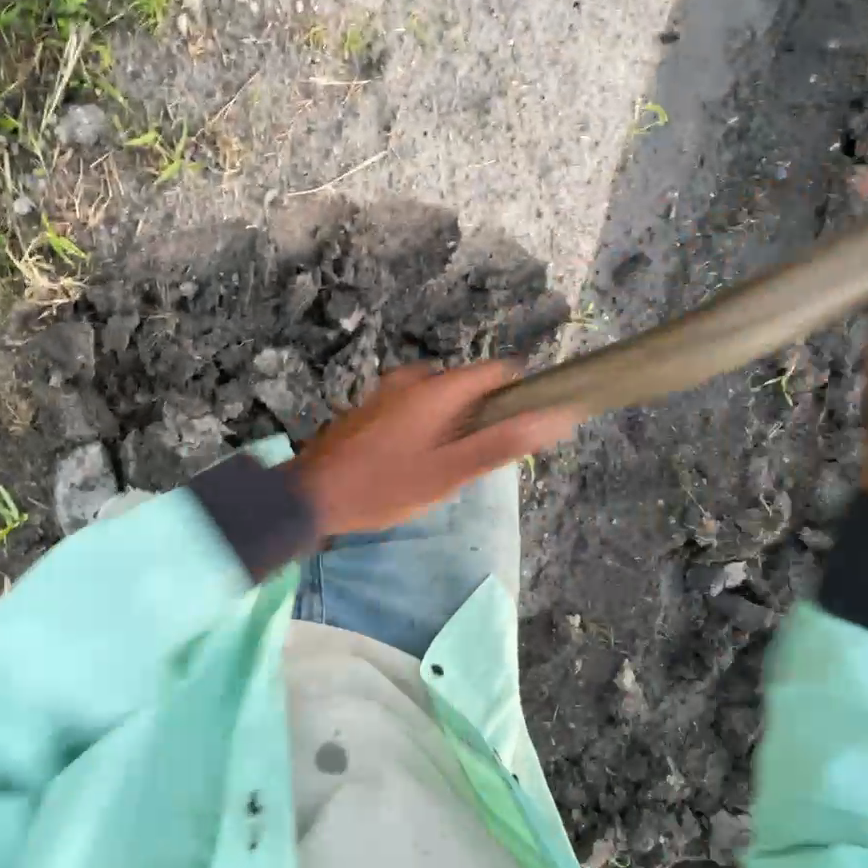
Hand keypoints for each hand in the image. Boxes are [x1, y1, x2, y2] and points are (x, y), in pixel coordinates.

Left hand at [282, 361, 581, 536]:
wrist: (311, 496)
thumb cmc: (383, 487)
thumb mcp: (447, 473)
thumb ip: (500, 444)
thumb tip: (556, 418)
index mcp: (437, 388)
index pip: (497, 371)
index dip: (520, 392)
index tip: (527, 422)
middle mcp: (412, 379)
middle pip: (468, 386)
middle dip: (483, 414)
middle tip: (479, 459)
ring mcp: (387, 392)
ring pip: (440, 398)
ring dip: (454, 424)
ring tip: (448, 466)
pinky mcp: (370, 408)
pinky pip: (415, 408)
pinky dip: (428, 426)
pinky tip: (416, 462)